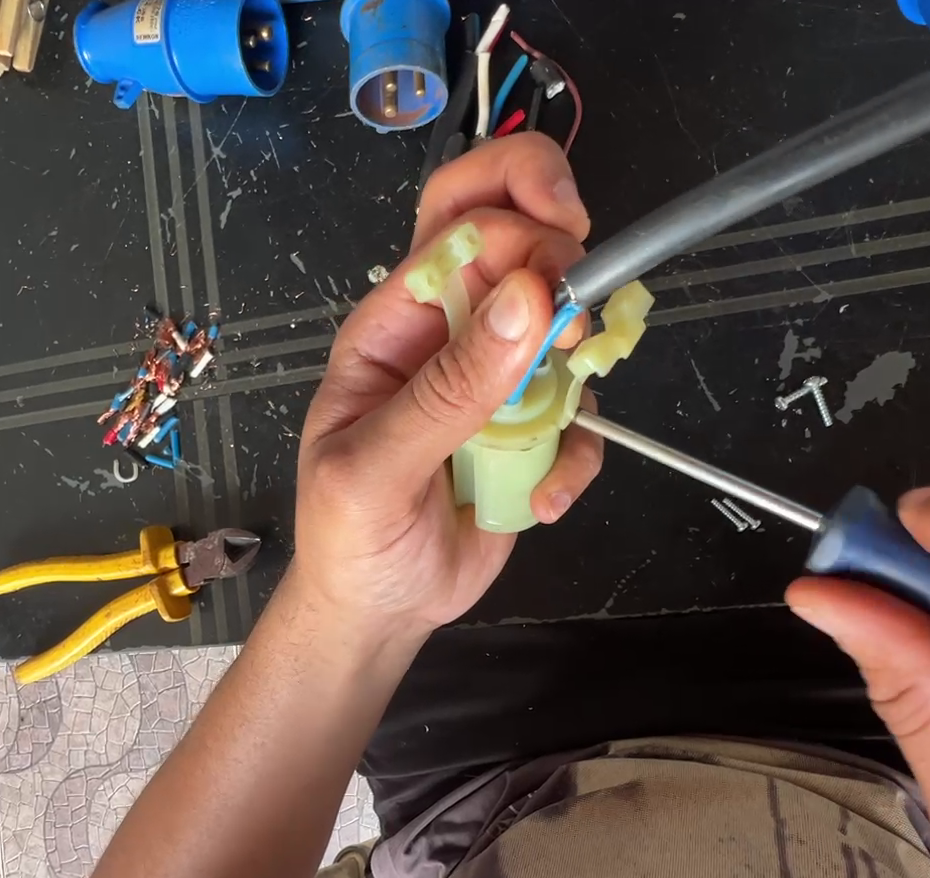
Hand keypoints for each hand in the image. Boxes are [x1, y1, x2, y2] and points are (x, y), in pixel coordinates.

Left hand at [291, 134, 602, 634]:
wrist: (379, 608)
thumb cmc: (349, 537)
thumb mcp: (376, 467)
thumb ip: (446, 390)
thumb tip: (529, 300)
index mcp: (393, 329)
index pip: (457, 228)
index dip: (516, 218)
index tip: (559, 268)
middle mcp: (448, 343)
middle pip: (515, 245)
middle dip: (560, 255)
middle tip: (579, 315)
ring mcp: (496, 389)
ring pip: (564, 334)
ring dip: (577, 376)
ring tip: (545, 443)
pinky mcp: (530, 440)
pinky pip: (578, 421)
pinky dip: (577, 459)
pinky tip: (543, 502)